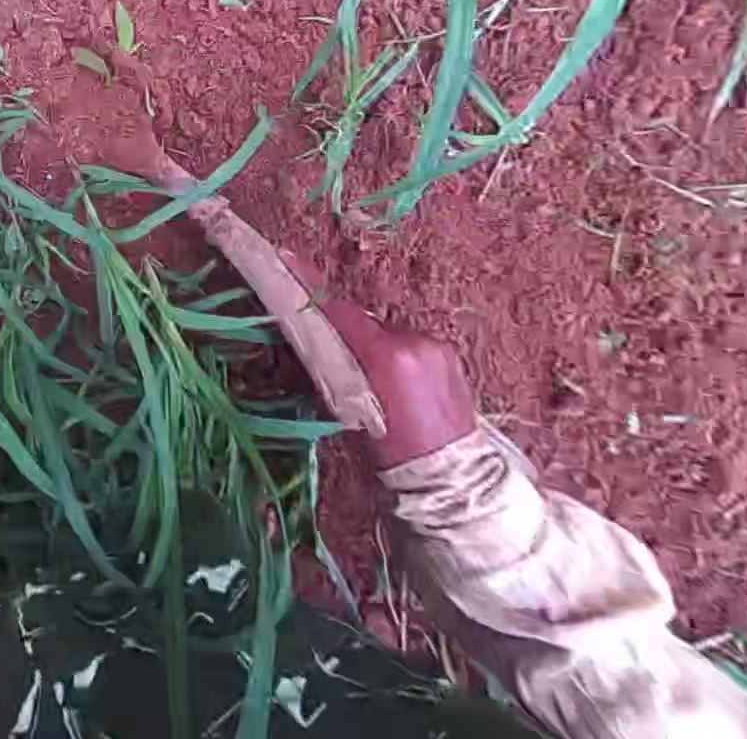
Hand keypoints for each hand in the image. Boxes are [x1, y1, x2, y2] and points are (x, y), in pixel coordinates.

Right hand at [317, 298, 476, 467]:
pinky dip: (396, 355)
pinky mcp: (450, 356)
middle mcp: (416, 341)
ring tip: (371, 378)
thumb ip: (333, 365)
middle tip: (334, 353)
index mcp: (389, 355)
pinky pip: (410, 344)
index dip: (313, 292)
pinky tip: (395, 382)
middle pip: (365, 322)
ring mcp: (437, 347)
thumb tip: (312, 340)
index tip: (291, 269)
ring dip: (374, 346)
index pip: (342, 312)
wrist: (456, 477)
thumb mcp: (350, 406)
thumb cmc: (394, 449)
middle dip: (348, 333)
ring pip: (387, 334)